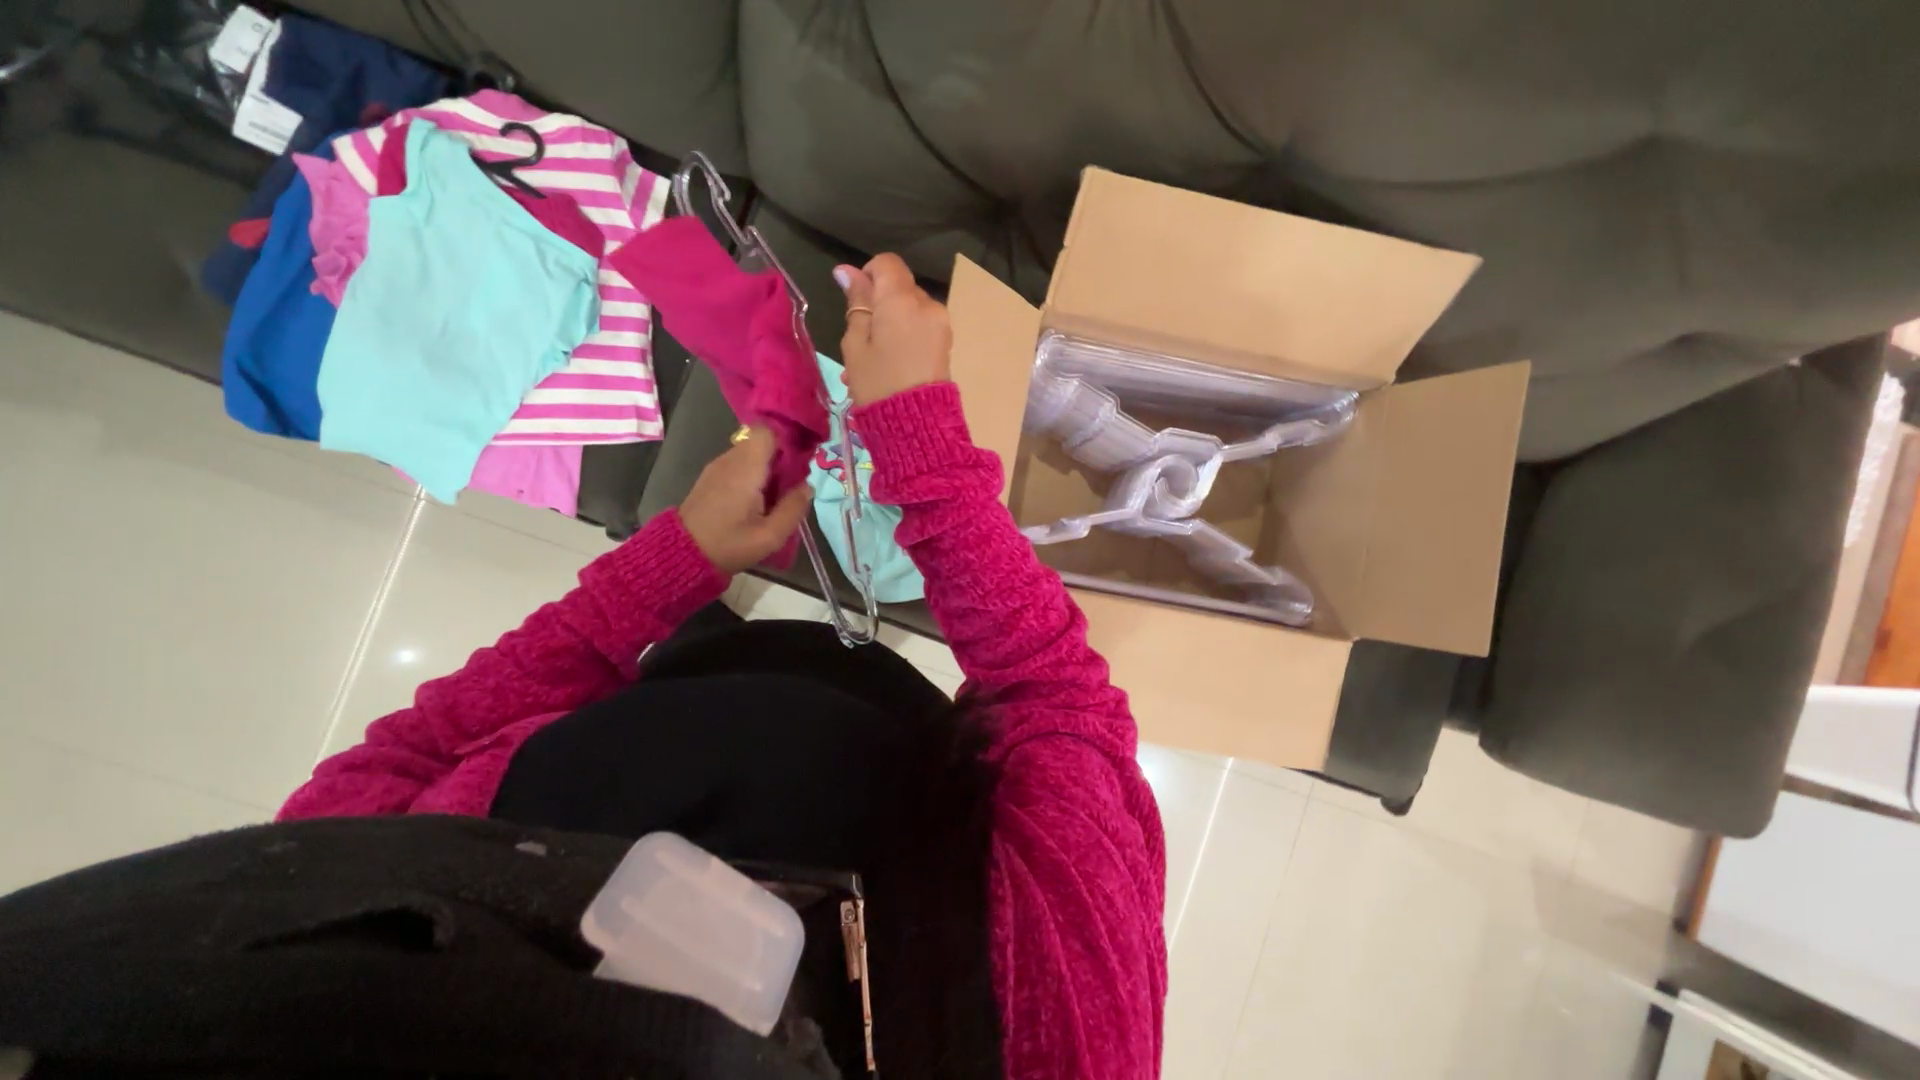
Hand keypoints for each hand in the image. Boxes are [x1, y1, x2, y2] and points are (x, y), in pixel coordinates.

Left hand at [678, 428, 813, 573]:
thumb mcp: (770, 536)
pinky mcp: (711, 476)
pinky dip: (754, 473)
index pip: (769, 432)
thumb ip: (793, 509)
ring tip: (777, 495)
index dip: (789, 440)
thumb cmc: (729, 545)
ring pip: (751, 452)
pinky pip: (739, 463)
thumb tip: (807, 486)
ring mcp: (718, 466)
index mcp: (746, 469)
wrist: (683, 554)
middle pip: (762, 441)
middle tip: (794, 483)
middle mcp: (730, 460)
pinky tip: (758, 499)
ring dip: (768, 467)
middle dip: (782, 457)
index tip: (803, 461)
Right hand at [834, 253, 951, 405]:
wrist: (916, 425)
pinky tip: (892, 361)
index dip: (868, 274)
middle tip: (863, 336)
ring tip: (877, 355)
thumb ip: (856, 303)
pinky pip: (922, 326)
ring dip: (893, 320)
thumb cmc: (877, 384)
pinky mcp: (946, 342)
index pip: (887, 263)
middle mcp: (927, 304)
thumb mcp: (856, 343)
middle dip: (881, 302)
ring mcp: (941, 323)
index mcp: (901, 299)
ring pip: (912, 308)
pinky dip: (905, 333)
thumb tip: (847, 271)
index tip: (856, 301)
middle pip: (901, 286)